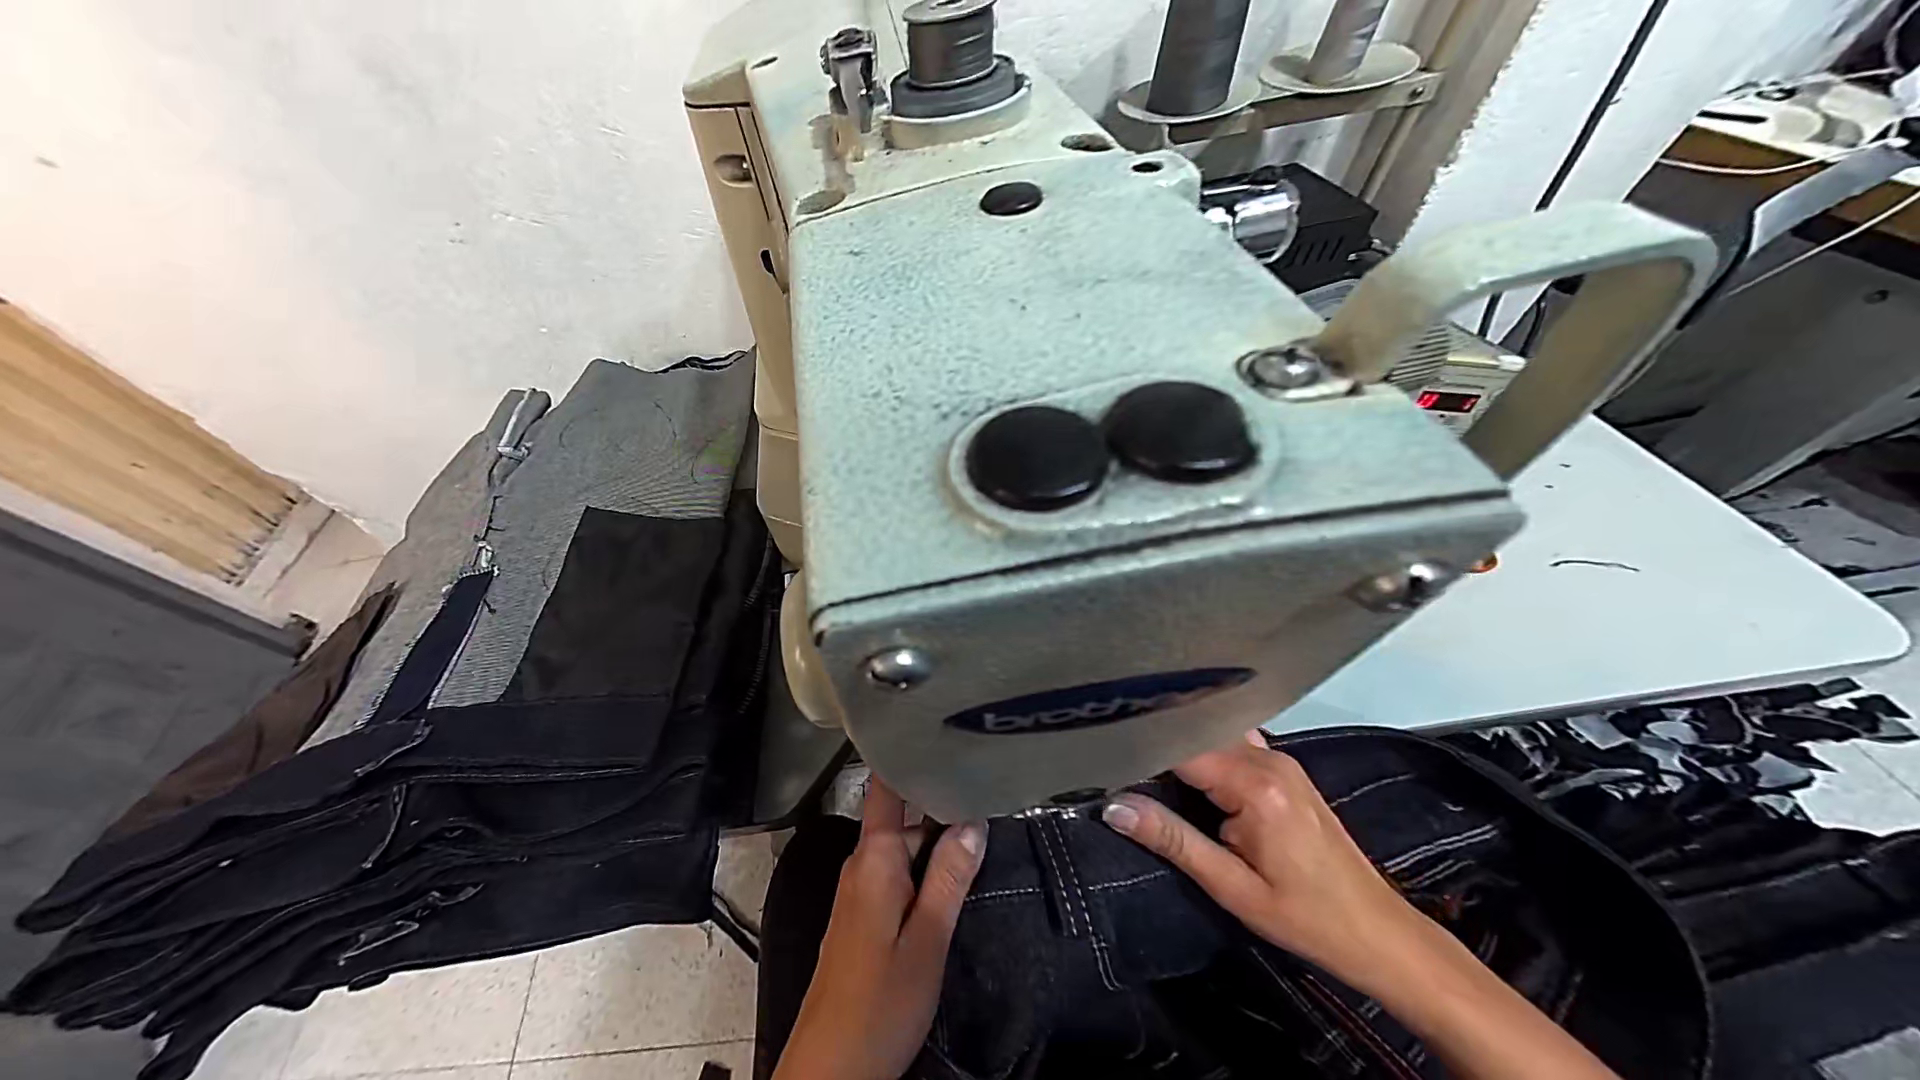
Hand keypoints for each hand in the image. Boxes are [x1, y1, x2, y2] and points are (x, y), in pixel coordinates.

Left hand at [773, 778, 986, 1079]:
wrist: (829, 1070)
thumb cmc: (879, 1003)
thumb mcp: (927, 940)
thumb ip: (949, 878)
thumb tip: (973, 821)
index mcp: (874, 859)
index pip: (886, 789)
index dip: (907, 757)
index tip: (940, 731)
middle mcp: (861, 865)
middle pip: (905, 819)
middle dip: (942, 808)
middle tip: (988, 792)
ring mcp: (859, 891)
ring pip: (904, 849)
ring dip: (937, 842)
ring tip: (981, 829)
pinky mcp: (862, 916)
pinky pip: (897, 874)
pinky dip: (924, 868)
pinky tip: (952, 877)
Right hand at [1104, 732, 1620, 1079]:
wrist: (1381, 934)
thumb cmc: (1306, 918)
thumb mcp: (1231, 887)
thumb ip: (1172, 840)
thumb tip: (1113, 807)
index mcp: (1255, 785)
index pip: (1181, 746)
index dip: (1140, 745)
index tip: (1102, 748)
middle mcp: (1268, 760)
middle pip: (1197, 733)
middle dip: (1155, 739)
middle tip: (1110, 744)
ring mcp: (1281, 760)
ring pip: (1215, 733)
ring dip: (1179, 740)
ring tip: (1136, 745)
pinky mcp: (1285, 770)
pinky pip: (1234, 742)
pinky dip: (1205, 746)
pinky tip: (1182, 756)